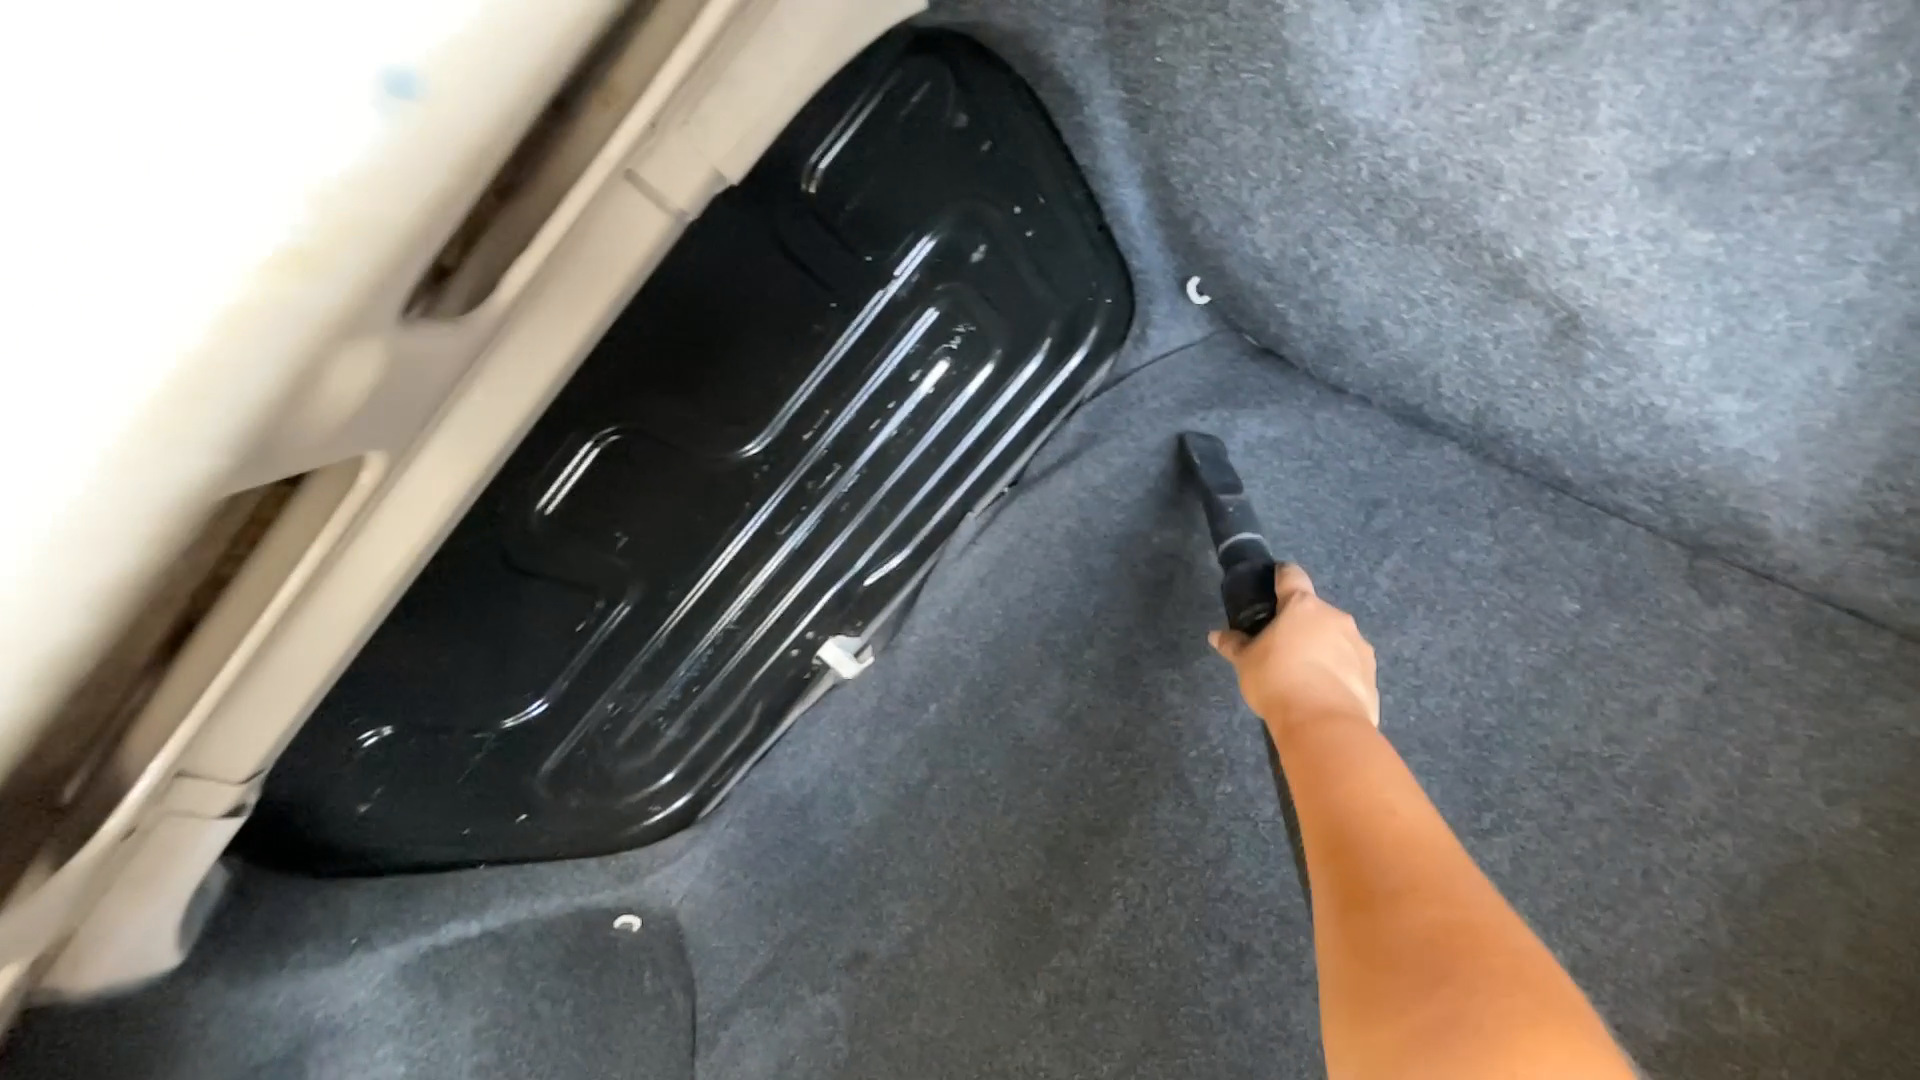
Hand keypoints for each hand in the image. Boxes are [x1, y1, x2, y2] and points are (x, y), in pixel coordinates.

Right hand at [1209, 564, 1378, 738]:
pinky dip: (1338, 673)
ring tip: (1305, 675)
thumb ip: (1234, 645)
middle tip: (1283, 646)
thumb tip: (1216, 636)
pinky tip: (1322, 693)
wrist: (1323, 723)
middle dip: (1301, 624)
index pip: (1292, 577)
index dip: (1282, 575)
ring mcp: (1359, 646)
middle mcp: (1336, 618)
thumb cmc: (1277, 680)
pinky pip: (1350, 666)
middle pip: (1316, 612)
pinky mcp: (1372, 674)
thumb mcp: (1246, 663)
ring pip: (1336, 639)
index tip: (1276, 578)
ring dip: (1322, 648)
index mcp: (1303, 607)